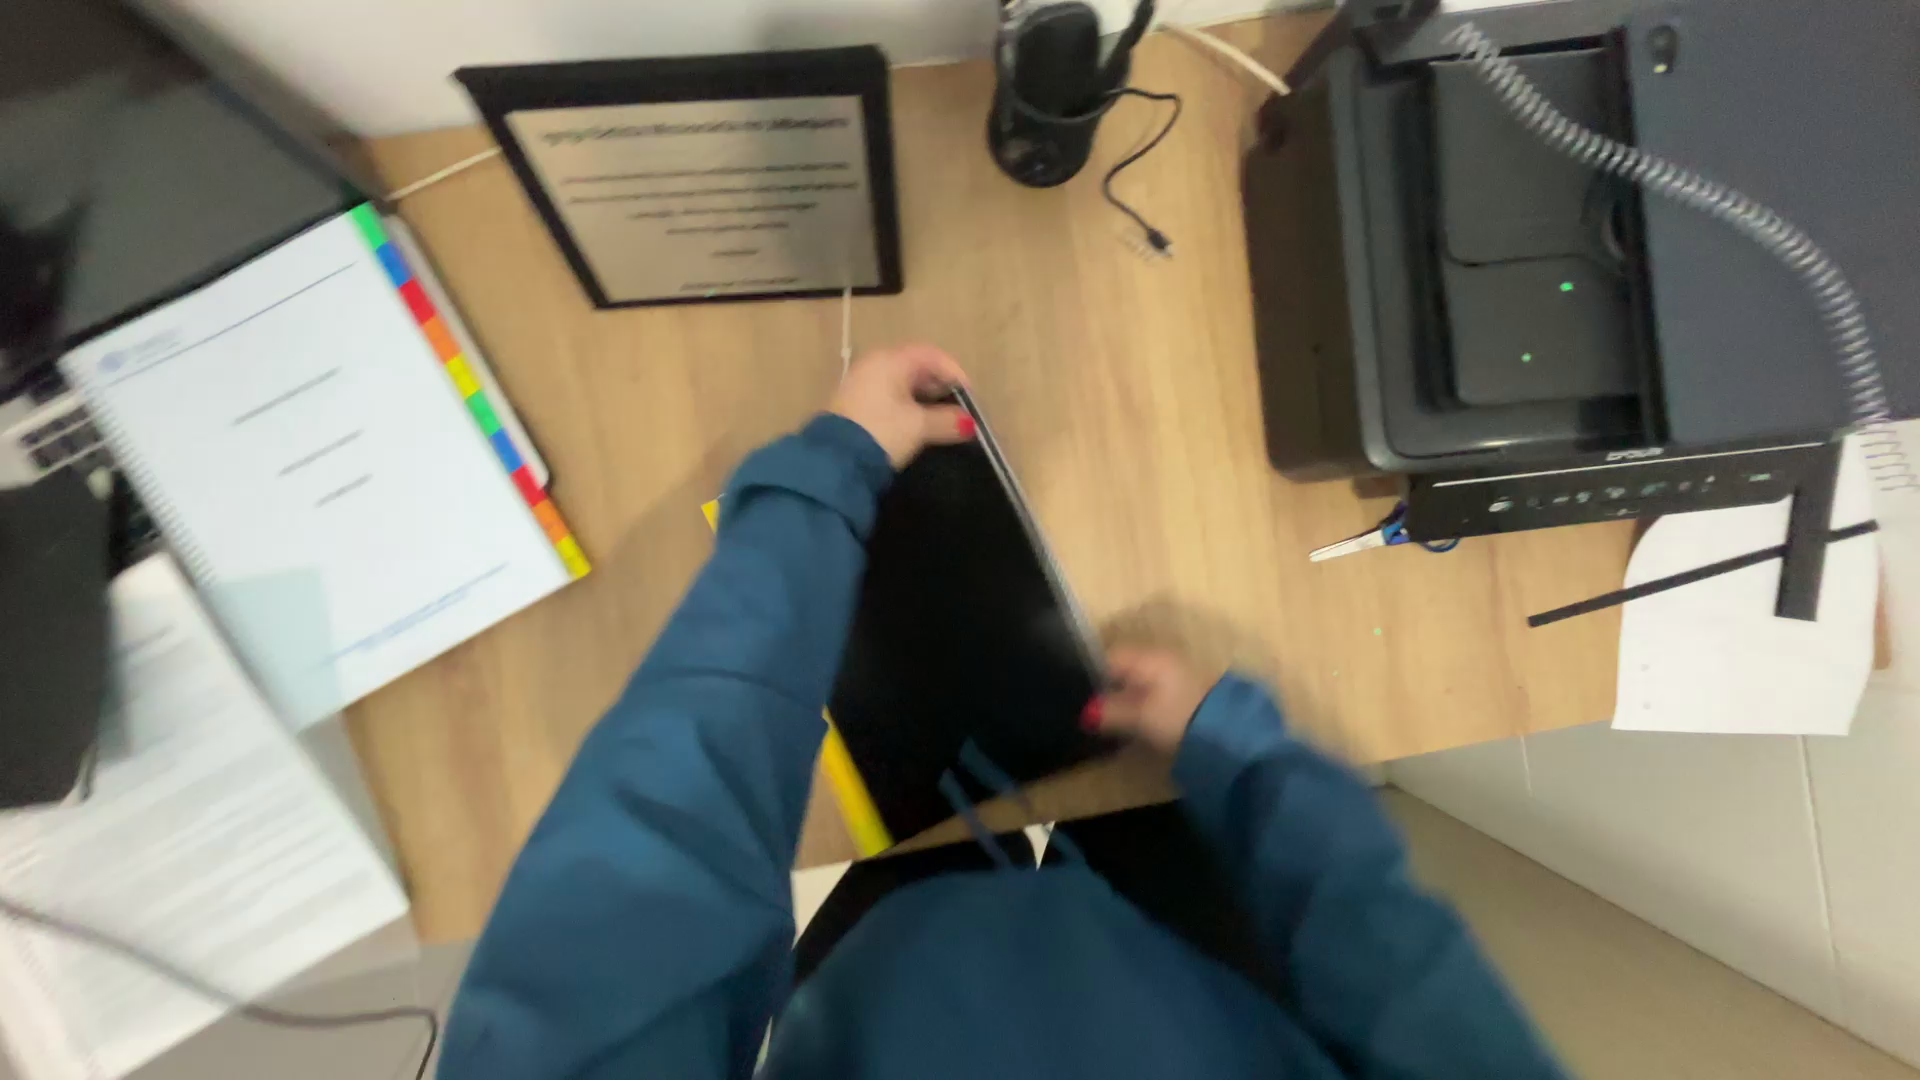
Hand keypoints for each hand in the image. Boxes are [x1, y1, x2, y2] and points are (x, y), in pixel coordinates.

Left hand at [829, 344, 973, 467]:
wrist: (834, 461)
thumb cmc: (882, 432)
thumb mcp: (919, 427)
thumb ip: (947, 421)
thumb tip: (969, 424)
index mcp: (890, 360)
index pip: (931, 355)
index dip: (955, 372)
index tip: (969, 398)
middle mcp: (873, 365)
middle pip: (915, 367)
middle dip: (939, 387)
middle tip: (957, 410)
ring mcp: (859, 384)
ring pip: (900, 384)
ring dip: (923, 400)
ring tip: (939, 421)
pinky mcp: (852, 405)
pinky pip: (886, 398)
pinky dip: (904, 407)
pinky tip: (913, 427)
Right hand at [1083, 646, 1219, 753]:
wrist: (1231, 732)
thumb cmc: (1179, 717)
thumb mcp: (1140, 716)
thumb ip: (1111, 711)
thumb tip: (1085, 712)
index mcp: (1148, 657)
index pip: (1109, 656)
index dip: (1090, 674)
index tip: (1079, 696)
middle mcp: (1160, 658)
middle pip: (1124, 667)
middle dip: (1107, 686)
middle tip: (1091, 710)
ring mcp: (1175, 673)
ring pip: (1138, 680)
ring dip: (1125, 696)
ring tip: (1110, 719)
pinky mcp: (1186, 691)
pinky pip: (1152, 690)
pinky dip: (1141, 702)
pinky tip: (1136, 720)